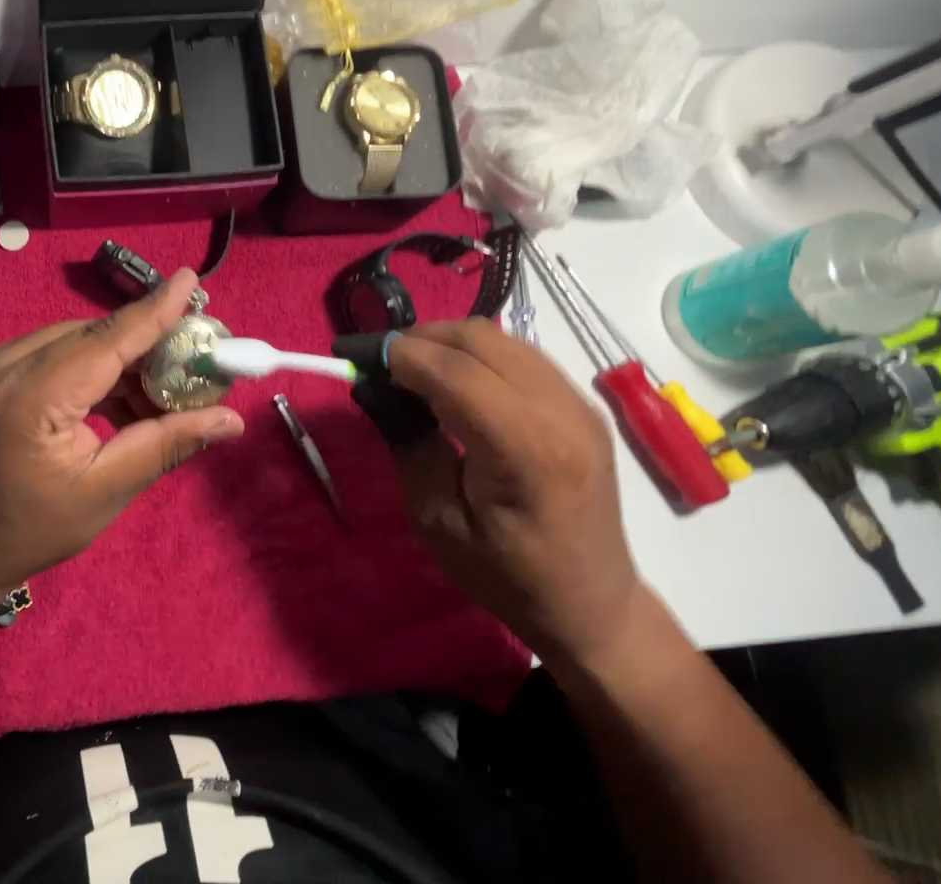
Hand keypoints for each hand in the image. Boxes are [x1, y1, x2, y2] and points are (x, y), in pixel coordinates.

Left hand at [0, 270, 244, 600]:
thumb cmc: (31, 530)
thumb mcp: (105, 490)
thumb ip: (165, 444)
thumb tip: (232, 418)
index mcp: (29, 399)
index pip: (105, 341)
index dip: (152, 312)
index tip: (189, 280)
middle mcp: (3, 366)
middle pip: (89, 336)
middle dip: (143, 345)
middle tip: (192, 366)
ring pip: (71, 341)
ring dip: (117, 360)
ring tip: (159, 395)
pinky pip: (50, 354)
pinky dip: (88, 369)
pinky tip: (119, 398)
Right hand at [383, 318, 644, 668]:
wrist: (589, 603)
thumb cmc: (505, 574)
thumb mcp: (437, 520)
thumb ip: (409, 444)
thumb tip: (374, 388)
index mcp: (526, 450)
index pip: (453, 371)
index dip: (398, 354)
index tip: (351, 355)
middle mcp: (561, 412)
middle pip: (480, 339)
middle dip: (418, 339)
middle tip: (375, 363)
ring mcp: (579, 404)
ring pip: (501, 338)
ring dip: (446, 342)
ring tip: (407, 370)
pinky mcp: (581, 406)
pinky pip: (519, 355)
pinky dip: (475, 354)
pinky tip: (450, 381)